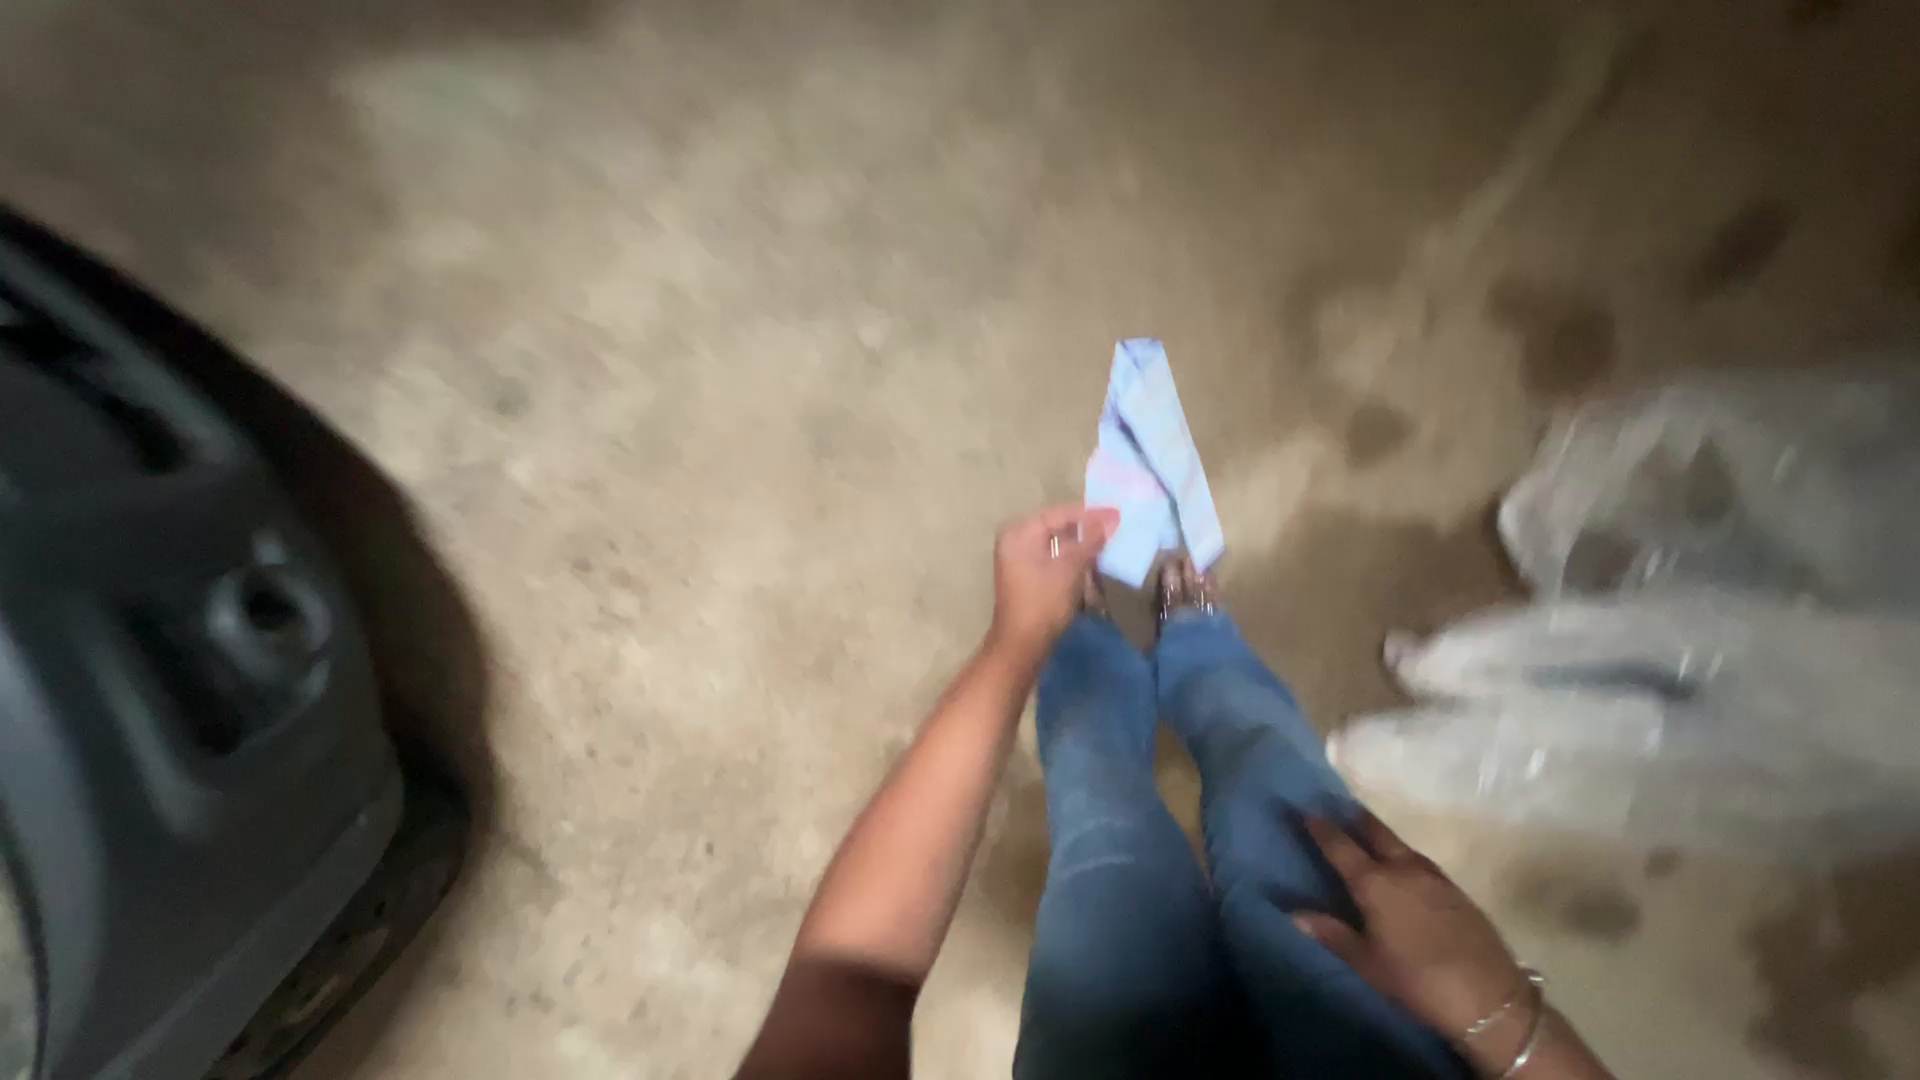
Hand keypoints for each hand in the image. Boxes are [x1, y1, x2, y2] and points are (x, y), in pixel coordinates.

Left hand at [985, 503, 1118, 657]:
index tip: (1117, 512)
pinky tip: (1091, 557)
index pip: (1059, 513)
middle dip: (1085, 526)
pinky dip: (1070, 555)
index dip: (1090, 513)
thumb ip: (1090, 540)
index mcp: (1019, 532)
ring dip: (1080, 541)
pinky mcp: (1026, 573)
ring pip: (1055, 541)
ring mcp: (1018, 557)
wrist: (1022, 644)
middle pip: (1056, 525)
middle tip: (1115, 523)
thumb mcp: (1070, 568)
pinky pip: (1051, 555)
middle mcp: (1015, 539)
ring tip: (1108, 538)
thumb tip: (1111, 518)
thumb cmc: (1044, 602)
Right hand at [1292, 814, 1527, 1046]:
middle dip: (1355, 817)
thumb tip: (1292, 913)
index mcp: (1374, 882)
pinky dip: (1403, 853)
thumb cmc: (1417, 980)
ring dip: (1380, 833)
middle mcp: (1402, 869)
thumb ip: (1331, 932)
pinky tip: (1403, 865)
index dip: (1320, 827)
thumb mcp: (1367, 962)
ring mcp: (1433, 876)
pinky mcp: (1456, 889)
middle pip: (1374, 831)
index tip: (1305, 811)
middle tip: (1339, 806)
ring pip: (1400, 843)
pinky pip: (1420, 860)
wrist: (1492, 1001)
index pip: (1339, 844)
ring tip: (1367, 831)